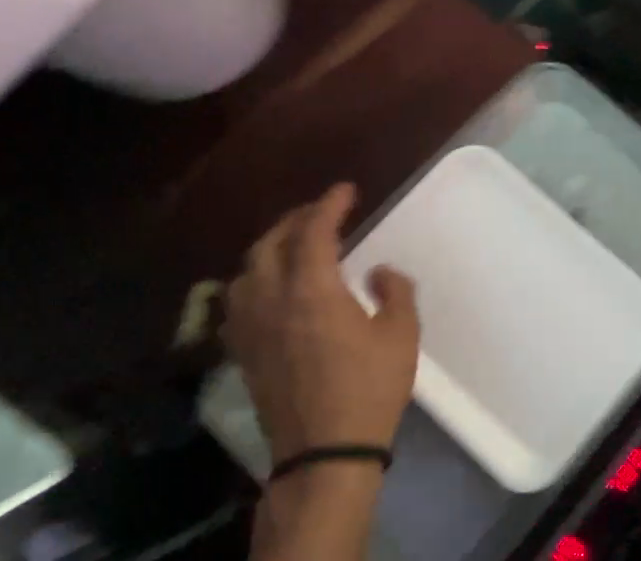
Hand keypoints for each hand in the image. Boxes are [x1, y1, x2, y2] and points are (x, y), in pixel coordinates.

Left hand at [223, 184, 420, 464]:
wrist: (324, 450)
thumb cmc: (370, 387)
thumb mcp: (401, 334)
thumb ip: (394, 292)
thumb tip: (378, 272)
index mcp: (312, 292)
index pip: (313, 233)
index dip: (329, 206)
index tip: (346, 190)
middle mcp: (272, 303)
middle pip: (270, 246)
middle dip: (294, 221)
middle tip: (321, 211)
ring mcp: (250, 330)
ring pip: (246, 273)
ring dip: (269, 248)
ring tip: (294, 244)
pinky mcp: (243, 354)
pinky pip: (239, 301)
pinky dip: (255, 279)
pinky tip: (273, 287)